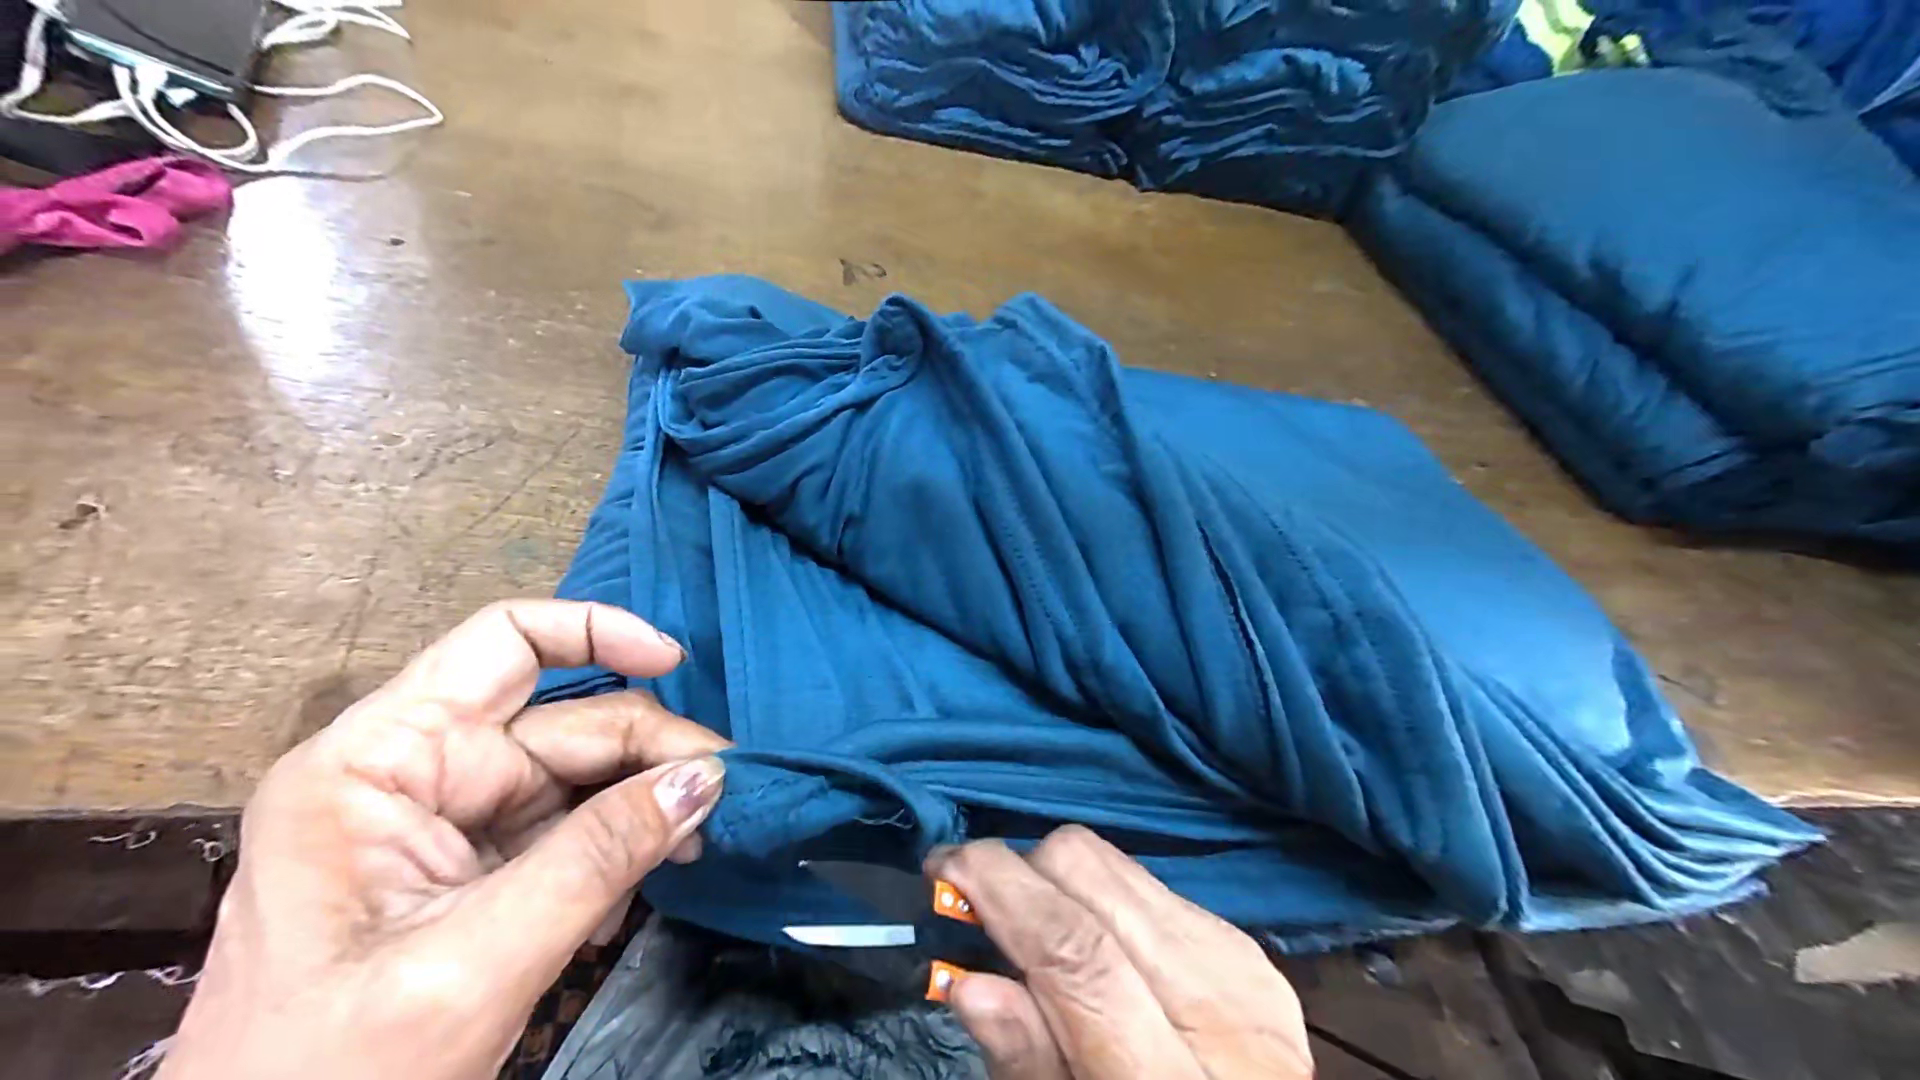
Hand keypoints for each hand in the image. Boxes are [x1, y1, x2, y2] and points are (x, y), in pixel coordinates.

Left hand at [158, 601, 730, 1079]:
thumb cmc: (335, 1078)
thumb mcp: (474, 964)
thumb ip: (600, 856)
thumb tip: (706, 777)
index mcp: (380, 761)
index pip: (503, 644)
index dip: (595, 632)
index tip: (674, 661)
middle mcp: (421, 769)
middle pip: (569, 718)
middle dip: (649, 751)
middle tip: (719, 795)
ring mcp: (457, 814)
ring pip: (587, 771)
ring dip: (645, 804)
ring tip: (691, 849)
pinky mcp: (487, 856)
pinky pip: (580, 821)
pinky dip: (620, 846)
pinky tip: (631, 894)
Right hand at [930, 827, 1312, 1079]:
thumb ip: (1026, 1063)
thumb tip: (965, 978)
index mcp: (1166, 1079)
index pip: (1075, 950)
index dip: (1000, 890)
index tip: (942, 868)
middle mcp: (1213, 1001)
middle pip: (1090, 874)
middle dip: (1018, 871)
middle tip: (980, 909)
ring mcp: (1234, 963)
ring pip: (1113, 861)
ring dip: (1056, 879)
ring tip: (1035, 927)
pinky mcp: (1242, 944)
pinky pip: (1144, 882)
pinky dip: (1098, 897)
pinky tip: (1096, 944)